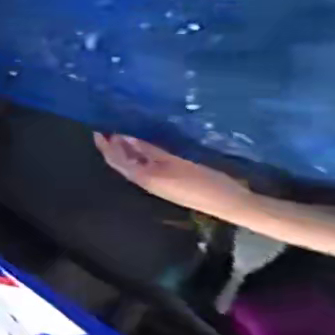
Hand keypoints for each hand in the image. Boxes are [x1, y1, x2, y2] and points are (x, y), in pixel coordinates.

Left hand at [94, 133, 255, 216]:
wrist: (236, 206)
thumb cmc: (205, 182)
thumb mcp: (175, 162)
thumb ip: (149, 150)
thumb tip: (125, 137)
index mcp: (142, 176)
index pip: (113, 158)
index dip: (104, 144)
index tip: (98, 128)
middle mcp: (144, 182)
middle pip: (120, 162)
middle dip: (112, 146)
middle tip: (108, 129)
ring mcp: (156, 186)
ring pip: (132, 165)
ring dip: (126, 151)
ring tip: (124, 135)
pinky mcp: (168, 187)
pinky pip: (145, 169)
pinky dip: (139, 158)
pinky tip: (145, 149)